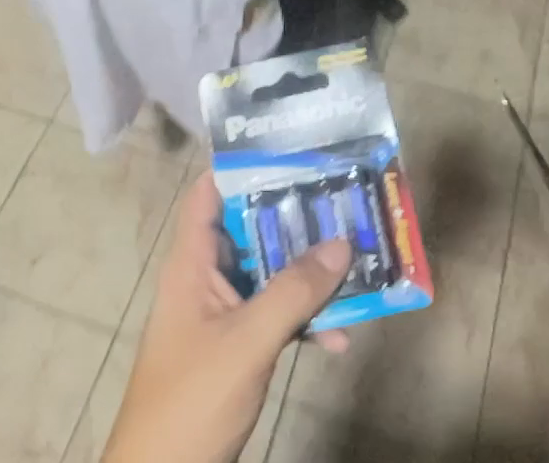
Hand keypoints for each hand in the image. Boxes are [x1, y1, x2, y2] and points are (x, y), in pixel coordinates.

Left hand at [103, 174, 350, 462]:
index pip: (209, 195)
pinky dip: (306, 321)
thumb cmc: (192, 397)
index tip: (292, 151)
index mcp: (191, 264)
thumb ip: (293, 292)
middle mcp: (206, 280)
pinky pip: (276, 317)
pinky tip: (341, 336)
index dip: (242, 167)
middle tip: (343, 199)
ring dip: (308, 272)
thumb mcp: (247, 341)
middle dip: (295, 219)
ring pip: (269, 275)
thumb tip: (341, 242)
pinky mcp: (237, 347)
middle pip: (250, 231)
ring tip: (356, 260)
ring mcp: (222, 315)